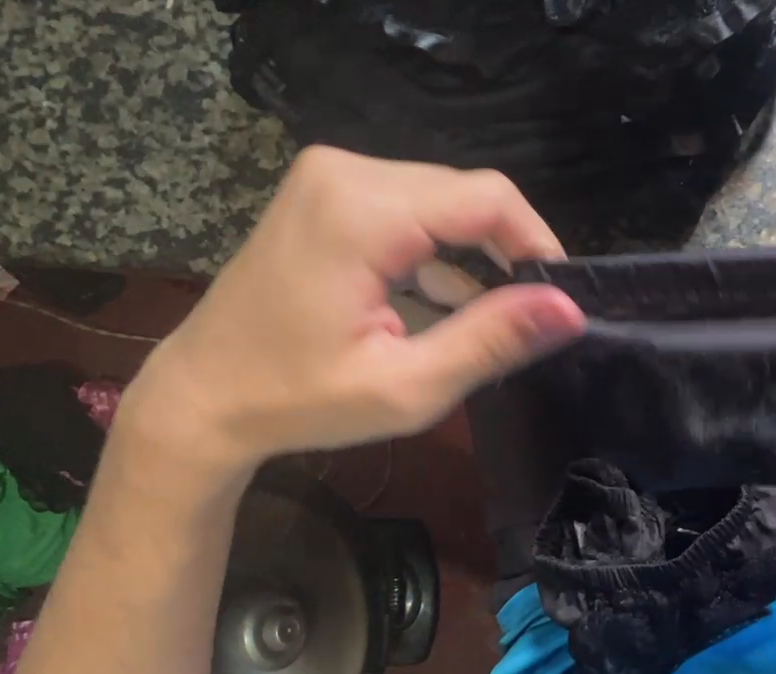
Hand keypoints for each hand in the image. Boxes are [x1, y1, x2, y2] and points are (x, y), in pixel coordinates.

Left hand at [119, 148, 585, 480]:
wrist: (205, 394)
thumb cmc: (301, 400)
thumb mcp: (407, 386)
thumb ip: (491, 340)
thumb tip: (570, 310)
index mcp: (362, 211)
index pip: (488, 198)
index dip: (539, 245)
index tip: (559, 303)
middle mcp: (345, 172)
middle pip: (467, 194)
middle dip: (509, 254)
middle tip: (527, 322)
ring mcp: (330, 179)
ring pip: (444, 201)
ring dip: (476, 258)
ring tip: (490, 322)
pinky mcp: (326, 196)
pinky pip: (411, 211)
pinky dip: (441, 255)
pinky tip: (446, 306)